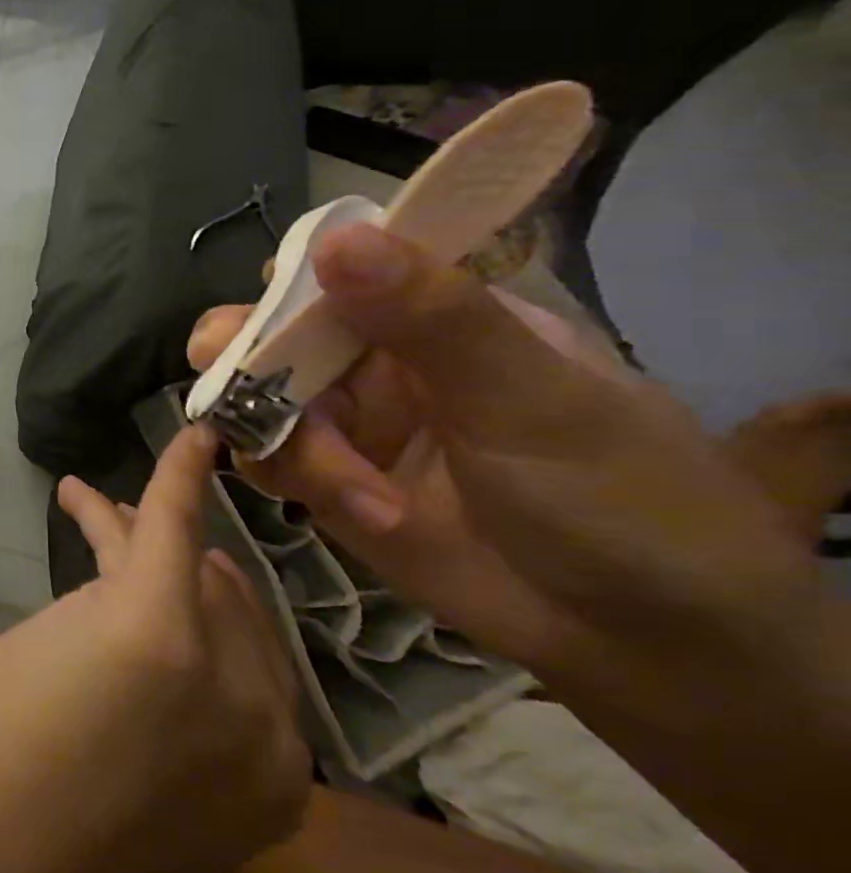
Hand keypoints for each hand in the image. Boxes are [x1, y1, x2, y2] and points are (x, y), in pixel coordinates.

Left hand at [0, 425, 308, 872]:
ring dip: (145, 528)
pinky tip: (191, 440)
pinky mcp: (156, 622)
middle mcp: (270, 729)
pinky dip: (181, 476)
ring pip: (186, 566)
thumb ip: (180, 721)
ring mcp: (217, 673)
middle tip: (122, 538)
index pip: (254, 664)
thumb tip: (178, 644)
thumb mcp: (137, 779)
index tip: (170, 581)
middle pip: (226, 607)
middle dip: (173, 569)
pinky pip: (178, 522)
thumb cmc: (32, 823)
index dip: (209, 616)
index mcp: (273, 781)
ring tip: (96, 508)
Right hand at [184, 223, 823, 691]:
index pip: (334, 265)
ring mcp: (342, 420)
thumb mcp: (528, 397)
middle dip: (244, 360)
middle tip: (240, 393)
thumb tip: (335, 239)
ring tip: (360, 494)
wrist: (631, 633)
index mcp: (428, 311)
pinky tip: (355, 511)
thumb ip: (431, 318)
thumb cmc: (613, 493)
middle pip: (269, 332)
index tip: (270, 318)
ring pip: (254, 399)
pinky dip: (288, 479)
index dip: (289, 278)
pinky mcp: (321, 479)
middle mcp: (371, 358)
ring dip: (287, 444)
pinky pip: (264, 458)